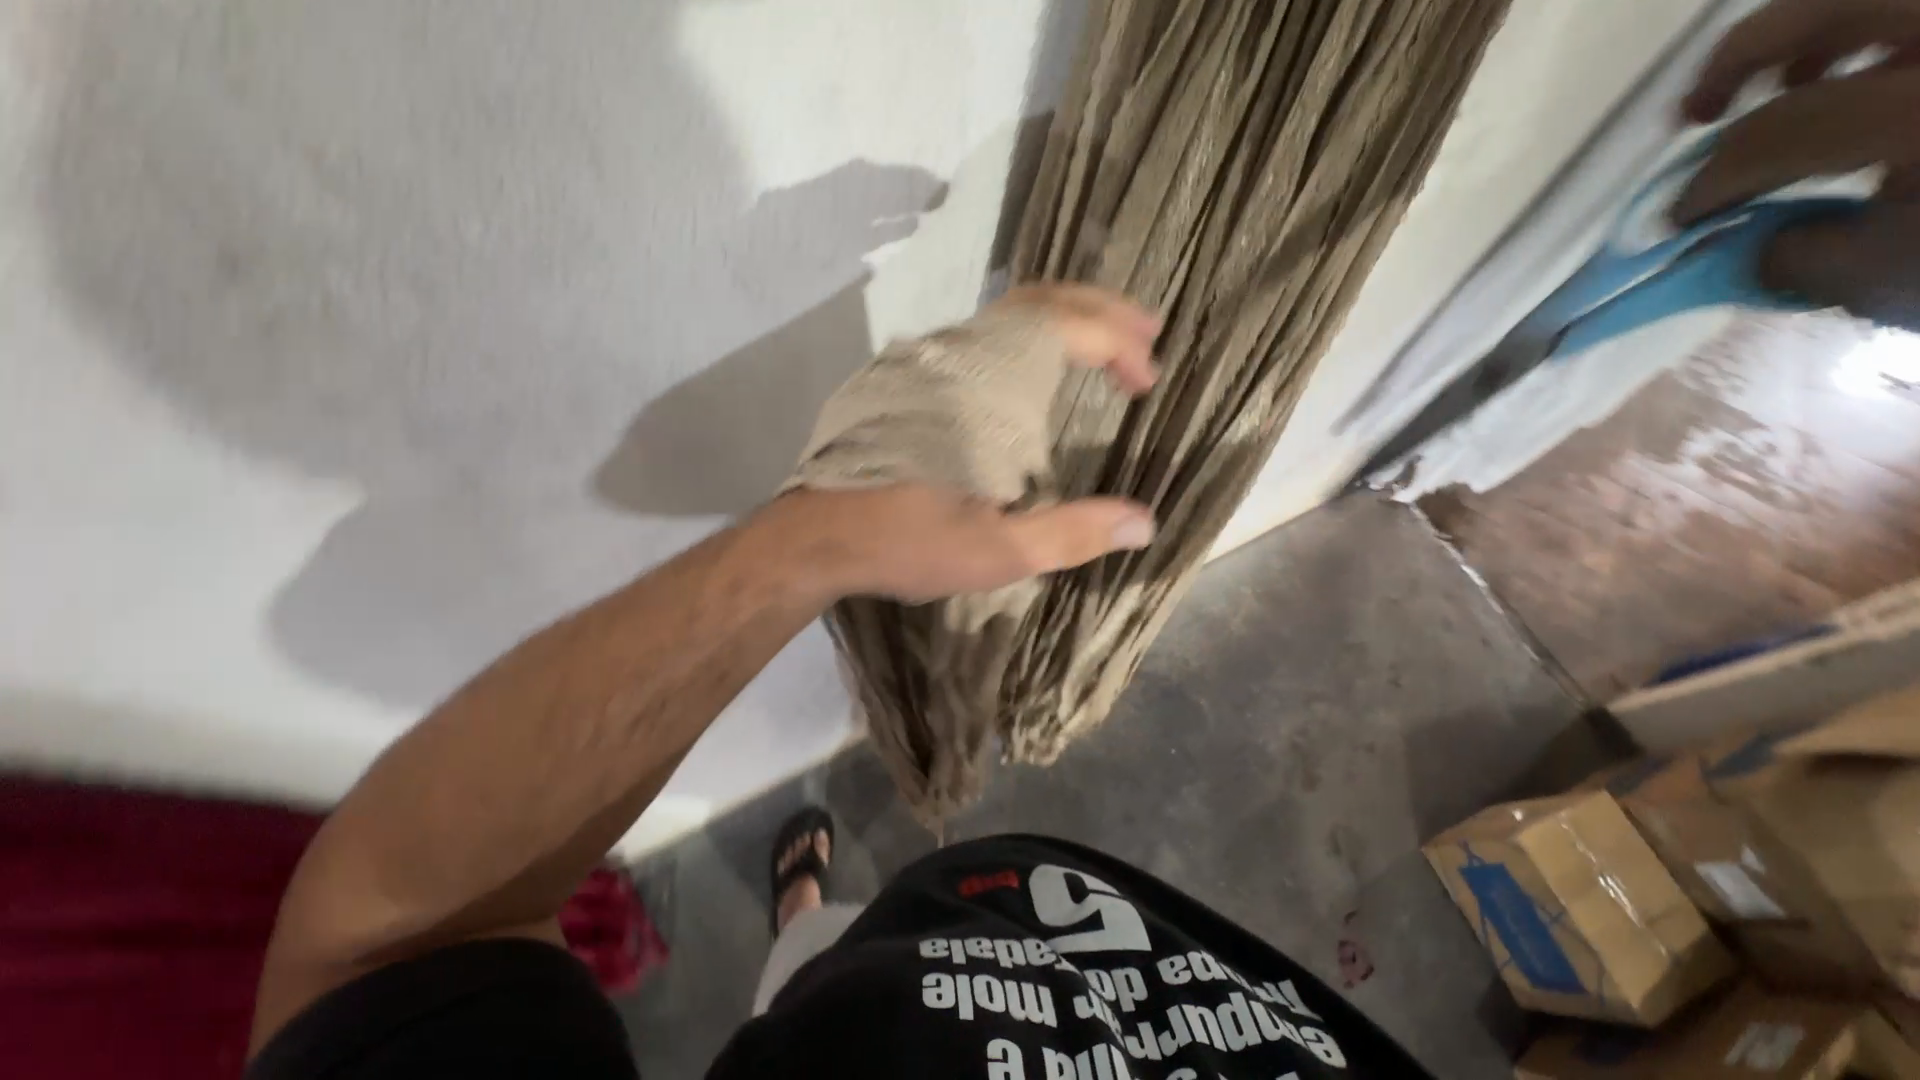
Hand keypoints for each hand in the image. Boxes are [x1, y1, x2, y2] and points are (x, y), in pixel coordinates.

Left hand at [770, 284, 1162, 602]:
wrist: (813, 537)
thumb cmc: (906, 540)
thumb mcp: (997, 549)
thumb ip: (1073, 533)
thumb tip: (1144, 523)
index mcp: (987, 386)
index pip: (1070, 331)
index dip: (1121, 345)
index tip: (1148, 382)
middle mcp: (958, 355)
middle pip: (1040, 301)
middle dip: (1101, 311)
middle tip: (1145, 332)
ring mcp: (925, 360)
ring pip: (1005, 313)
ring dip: (1060, 320)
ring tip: (1100, 346)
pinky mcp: (904, 377)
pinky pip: (977, 335)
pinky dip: (1021, 338)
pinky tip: (1030, 373)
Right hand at [1676, 0, 1919, 327]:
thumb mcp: (1897, 281)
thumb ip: (1800, 258)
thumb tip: (1737, 240)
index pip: (1775, 134)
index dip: (1709, 179)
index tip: (1679, 220)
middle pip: (1822, 9)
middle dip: (1738, 60)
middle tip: (1698, 114)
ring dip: (1817, 33)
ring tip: (1790, 83)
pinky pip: (1912, 22)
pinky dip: (1884, 34)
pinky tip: (1876, 71)